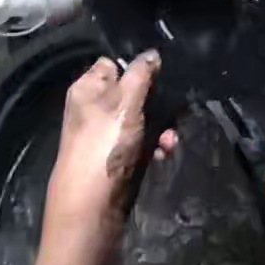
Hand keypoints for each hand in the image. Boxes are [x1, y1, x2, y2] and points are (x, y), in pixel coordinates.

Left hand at [44, 52, 176, 256]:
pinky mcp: (120, 157)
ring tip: (169, 139)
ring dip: (162, 124)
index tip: (163, 70)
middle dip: (159, 99)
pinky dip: (156, 144)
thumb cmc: (103, 147)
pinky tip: (164, 152)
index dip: (137, 64)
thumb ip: (140, 74)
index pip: (114, 62)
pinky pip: (144, 141)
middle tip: (176, 105)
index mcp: (88, 89)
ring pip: (144, 117)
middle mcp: (96, 108)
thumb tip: (152, 53)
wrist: (90, 211)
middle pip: (134, 90)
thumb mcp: (124, 103)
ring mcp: (108, 134)